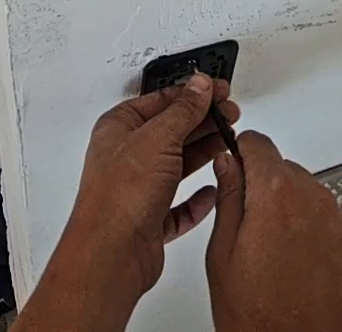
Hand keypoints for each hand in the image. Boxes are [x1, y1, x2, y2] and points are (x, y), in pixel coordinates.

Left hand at [12, 73, 238, 331]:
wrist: (112, 255)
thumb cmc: (120, 196)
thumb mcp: (159, 138)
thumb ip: (184, 110)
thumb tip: (199, 86)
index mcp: (119, 127)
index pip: (161, 99)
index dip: (192, 93)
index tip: (217, 91)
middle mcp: (126, 156)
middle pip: (171, 130)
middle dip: (202, 121)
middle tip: (229, 115)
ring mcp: (137, 189)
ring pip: (176, 165)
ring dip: (202, 153)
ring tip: (227, 141)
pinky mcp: (149, 220)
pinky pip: (177, 206)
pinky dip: (196, 200)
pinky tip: (210, 192)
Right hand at [206, 132, 341, 331]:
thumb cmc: (260, 320)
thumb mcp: (222, 256)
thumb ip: (227, 199)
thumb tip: (227, 165)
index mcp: (275, 195)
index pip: (258, 143)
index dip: (242, 151)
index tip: (236, 162)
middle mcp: (314, 200)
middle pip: (285, 170)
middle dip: (266, 188)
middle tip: (251, 228)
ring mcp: (341, 224)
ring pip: (310, 196)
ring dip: (293, 211)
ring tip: (277, 257)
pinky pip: (333, 224)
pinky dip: (318, 236)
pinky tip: (302, 268)